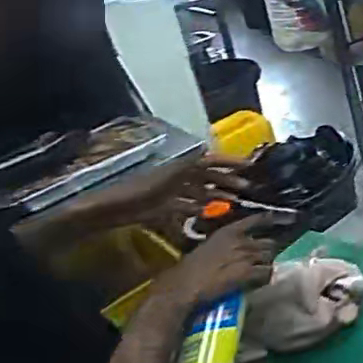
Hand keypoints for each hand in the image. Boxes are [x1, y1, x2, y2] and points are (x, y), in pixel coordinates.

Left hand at [98, 152, 250, 226]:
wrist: (114, 209)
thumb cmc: (142, 187)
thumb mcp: (169, 173)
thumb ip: (189, 163)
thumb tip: (209, 149)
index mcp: (184, 165)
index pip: (213, 160)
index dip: (231, 162)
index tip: (249, 166)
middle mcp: (183, 176)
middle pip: (210, 177)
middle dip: (228, 181)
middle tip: (247, 189)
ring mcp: (176, 192)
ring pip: (202, 192)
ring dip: (217, 197)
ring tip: (234, 202)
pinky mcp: (168, 207)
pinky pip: (190, 207)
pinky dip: (200, 210)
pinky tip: (211, 214)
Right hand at [151, 215, 282, 313]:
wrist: (182, 288)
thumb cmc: (186, 270)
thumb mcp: (205, 248)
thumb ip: (222, 246)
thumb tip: (230, 251)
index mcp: (229, 231)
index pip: (257, 219)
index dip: (268, 220)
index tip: (275, 220)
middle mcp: (242, 241)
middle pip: (269, 242)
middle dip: (266, 252)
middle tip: (261, 261)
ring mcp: (247, 256)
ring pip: (269, 257)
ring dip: (266, 265)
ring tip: (259, 273)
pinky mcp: (248, 273)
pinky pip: (266, 273)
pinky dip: (265, 278)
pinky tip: (259, 283)